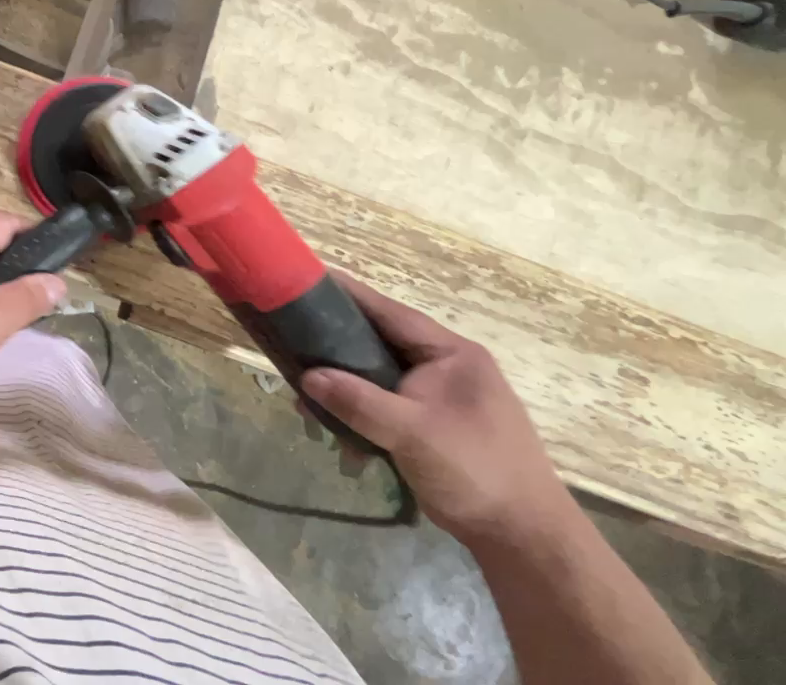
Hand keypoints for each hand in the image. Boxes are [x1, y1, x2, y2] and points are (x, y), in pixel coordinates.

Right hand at [300, 273, 574, 543]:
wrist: (522, 535)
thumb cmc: (476, 470)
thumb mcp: (411, 432)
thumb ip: (356, 400)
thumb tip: (305, 376)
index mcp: (450, 354)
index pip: (389, 311)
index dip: (347, 294)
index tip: (304, 277)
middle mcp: (444, 366)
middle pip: (376, 342)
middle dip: (333, 350)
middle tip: (289, 344)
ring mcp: (437, 395)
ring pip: (374, 377)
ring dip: (341, 390)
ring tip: (305, 404)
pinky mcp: (428, 423)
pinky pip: (380, 404)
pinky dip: (355, 415)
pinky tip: (334, 433)